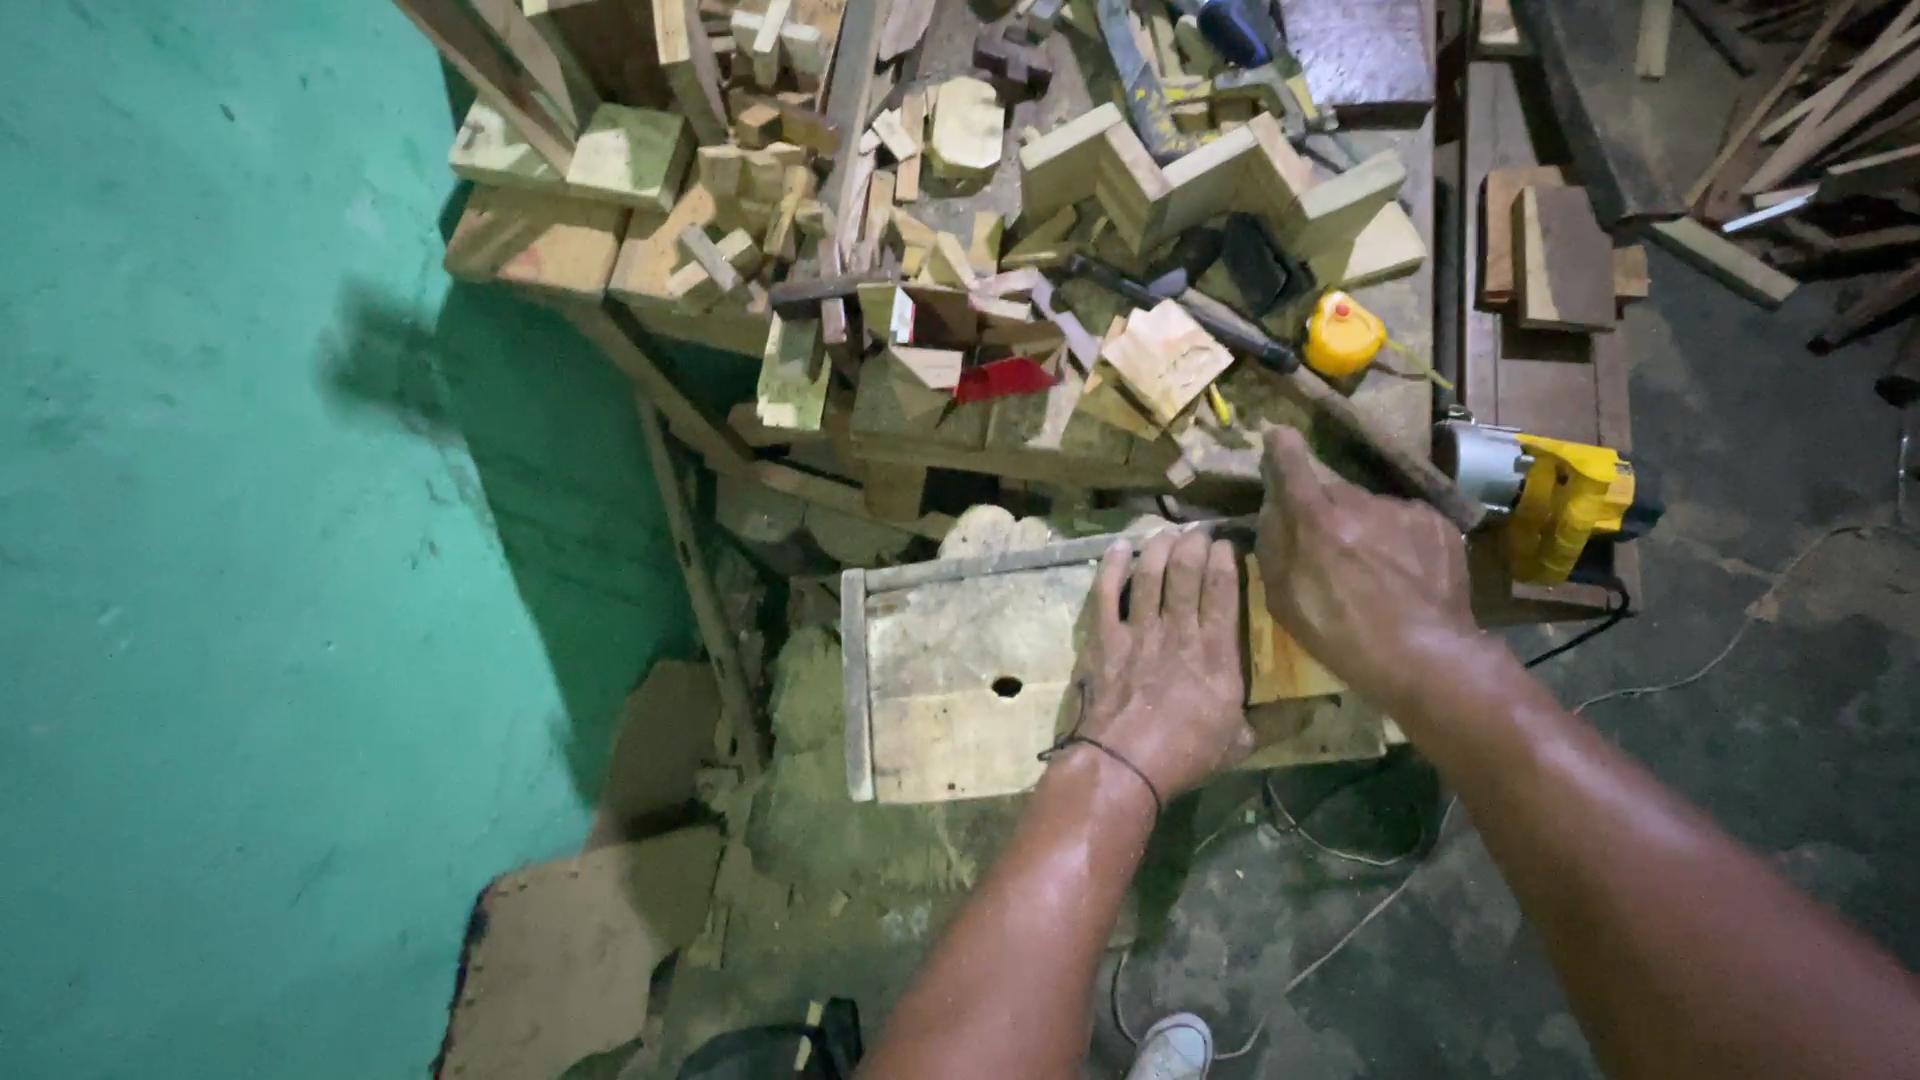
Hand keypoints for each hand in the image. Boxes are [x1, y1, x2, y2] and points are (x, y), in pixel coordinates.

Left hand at [1069, 529, 1252, 804]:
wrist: (1123, 764)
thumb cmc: (1186, 754)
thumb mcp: (1241, 742)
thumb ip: (1278, 722)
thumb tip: (1322, 711)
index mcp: (1216, 653)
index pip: (1223, 589)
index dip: (1225, 558)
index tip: (1227, 543)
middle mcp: (1178, 631)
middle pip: (1186, 571)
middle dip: (1193, 542)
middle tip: (1198, 530)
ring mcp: (1138, 631)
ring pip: (1149, 574)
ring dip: (1158, 547)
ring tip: (1166, 532)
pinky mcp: (1105, 638)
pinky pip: (1106, 593)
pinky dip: (1112, 567)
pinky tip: (1119, 548)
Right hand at [1256, 427, 1476, 712]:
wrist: (1425, 656)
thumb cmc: (1340, 635)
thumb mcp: (1283, 598)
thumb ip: (1273, 545)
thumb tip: (1272, 508)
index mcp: (1316, 521)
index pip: (1292, 466)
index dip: (1281, 449)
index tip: (1277, 435)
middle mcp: (1359, 503)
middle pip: (1332, 492)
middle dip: (1324, 510)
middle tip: (1328, 548)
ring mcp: (1402, 511)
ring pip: (1369, 507)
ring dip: (1363, 525)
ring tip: (1371, 569)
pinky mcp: (1436, 523)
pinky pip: (1403, 519)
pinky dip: (1396, 537)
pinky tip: (1402, 571)